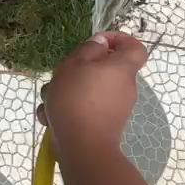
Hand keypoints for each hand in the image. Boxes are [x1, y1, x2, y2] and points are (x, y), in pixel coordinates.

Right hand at [39, 31, 149, 157]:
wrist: (82, 145)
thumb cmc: (76, 98)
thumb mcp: (74, 64)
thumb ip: (88, 49)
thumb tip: (101, 43)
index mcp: (121, 69)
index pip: (135, 47)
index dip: (119, 39)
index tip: (97, 41)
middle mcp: (124, 87)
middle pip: (105, 69)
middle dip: (80, 68)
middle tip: (62, 74)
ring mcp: (115, 107)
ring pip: (90, 89)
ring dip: (68, 91)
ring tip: (50, 101)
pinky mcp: (104, 123)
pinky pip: (86, 107)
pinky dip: (69, 109)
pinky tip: (50, 117)